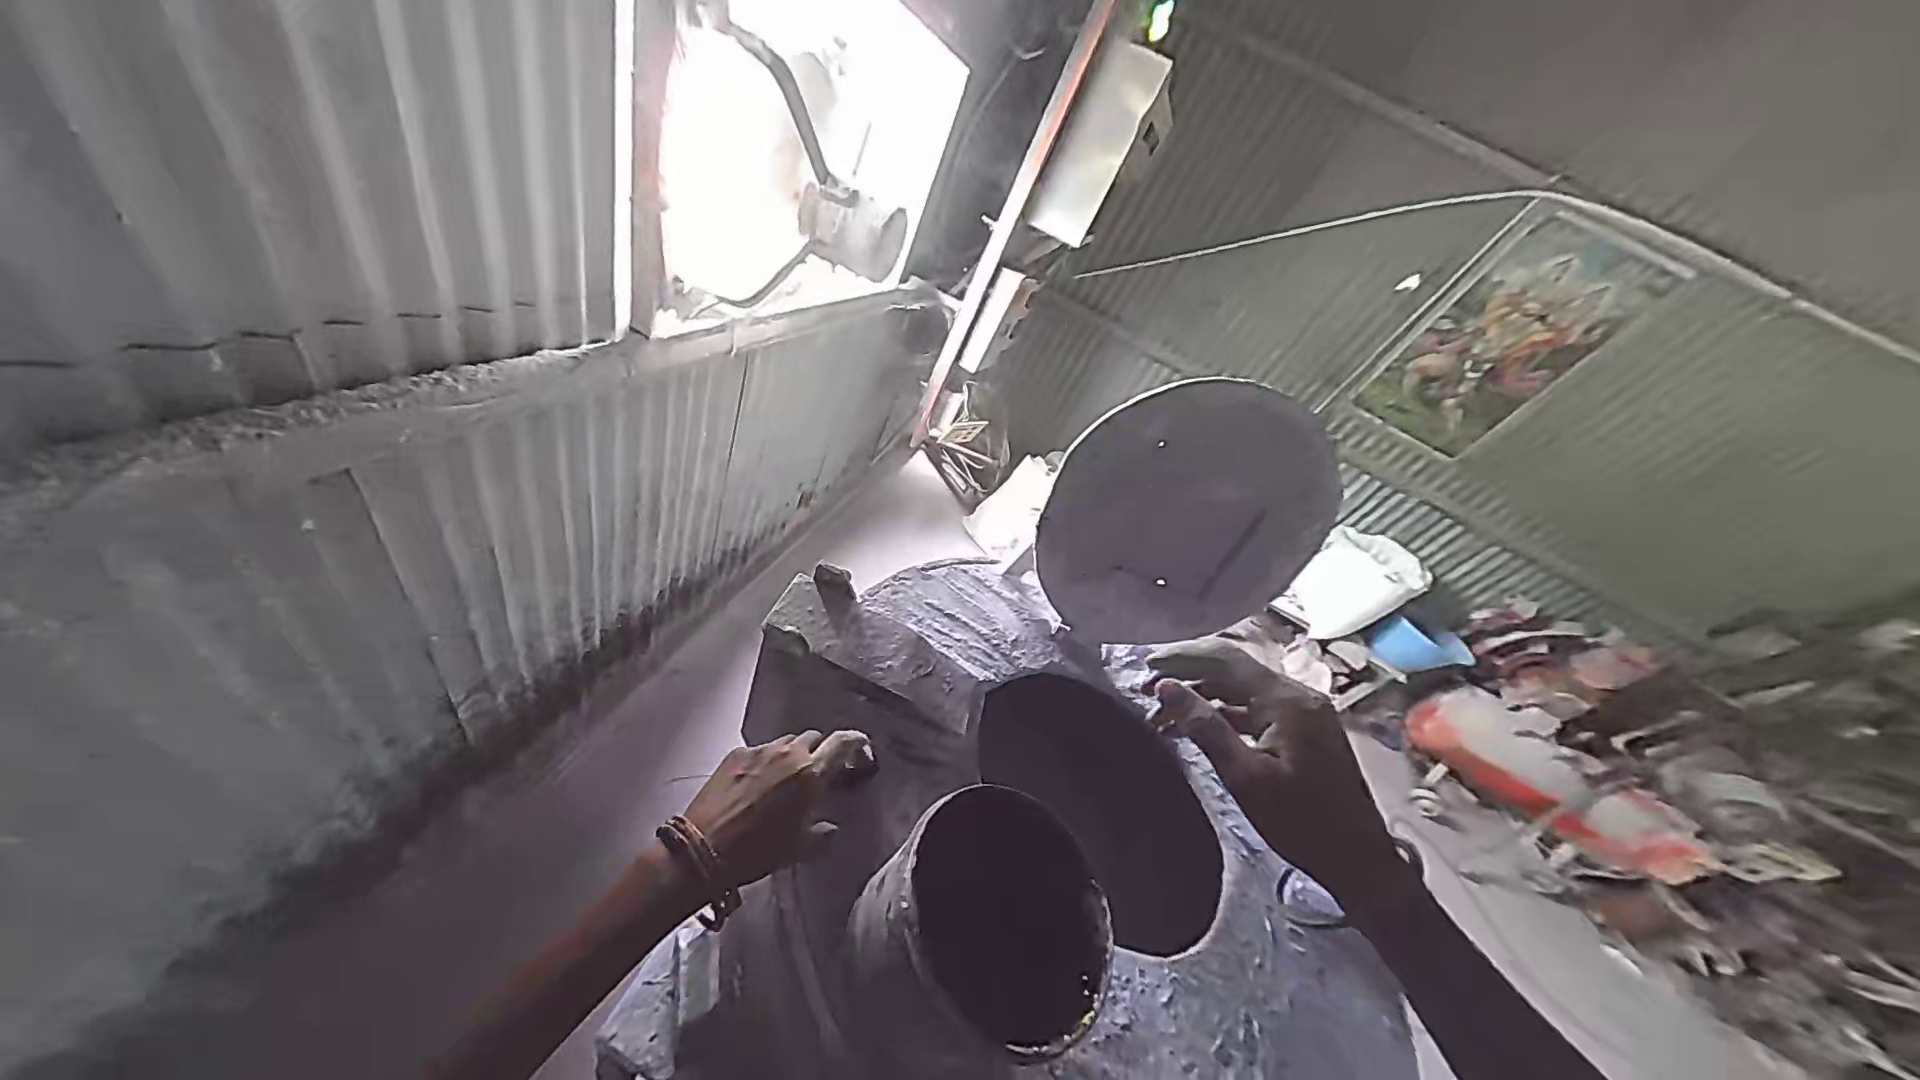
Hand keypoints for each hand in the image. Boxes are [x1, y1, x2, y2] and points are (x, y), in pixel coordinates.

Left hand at [680, 730, 874, 889]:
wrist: (702, 851)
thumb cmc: (757, 852)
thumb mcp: (798, 849)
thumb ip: (821, 835)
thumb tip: (831, 830)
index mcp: (811, 773)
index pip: (843, 742)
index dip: (856, 742)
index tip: (861, 747)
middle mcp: (789, 754)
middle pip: (814, 738)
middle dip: (820, 752)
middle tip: (816, 773)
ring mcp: (760, 750)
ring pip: (787, 742)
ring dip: (792, 755)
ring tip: (785, 777)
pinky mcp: (736, 754)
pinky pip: (760, 750)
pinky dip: (766, 761)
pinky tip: (756, 783)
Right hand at [1150, 637, 1412, 910]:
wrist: (1361, 863)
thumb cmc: (1302, 823)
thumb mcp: (1244, 776)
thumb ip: (1205, 726)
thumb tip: (1166, 687)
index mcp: (1288, 701)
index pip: (1226, 660)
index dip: (1183, 658)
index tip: (1147, 666)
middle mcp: (1299, 696)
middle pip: (1234, 669)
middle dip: (1189, 674)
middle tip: (1149, 687)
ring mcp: (1305, 712)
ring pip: (1243, 688)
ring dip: (1204, 694)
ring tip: (1166, 712)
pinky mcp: (1305, 729)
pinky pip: (1255, 707)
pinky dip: (1224, 711)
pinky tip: (1199, 726)